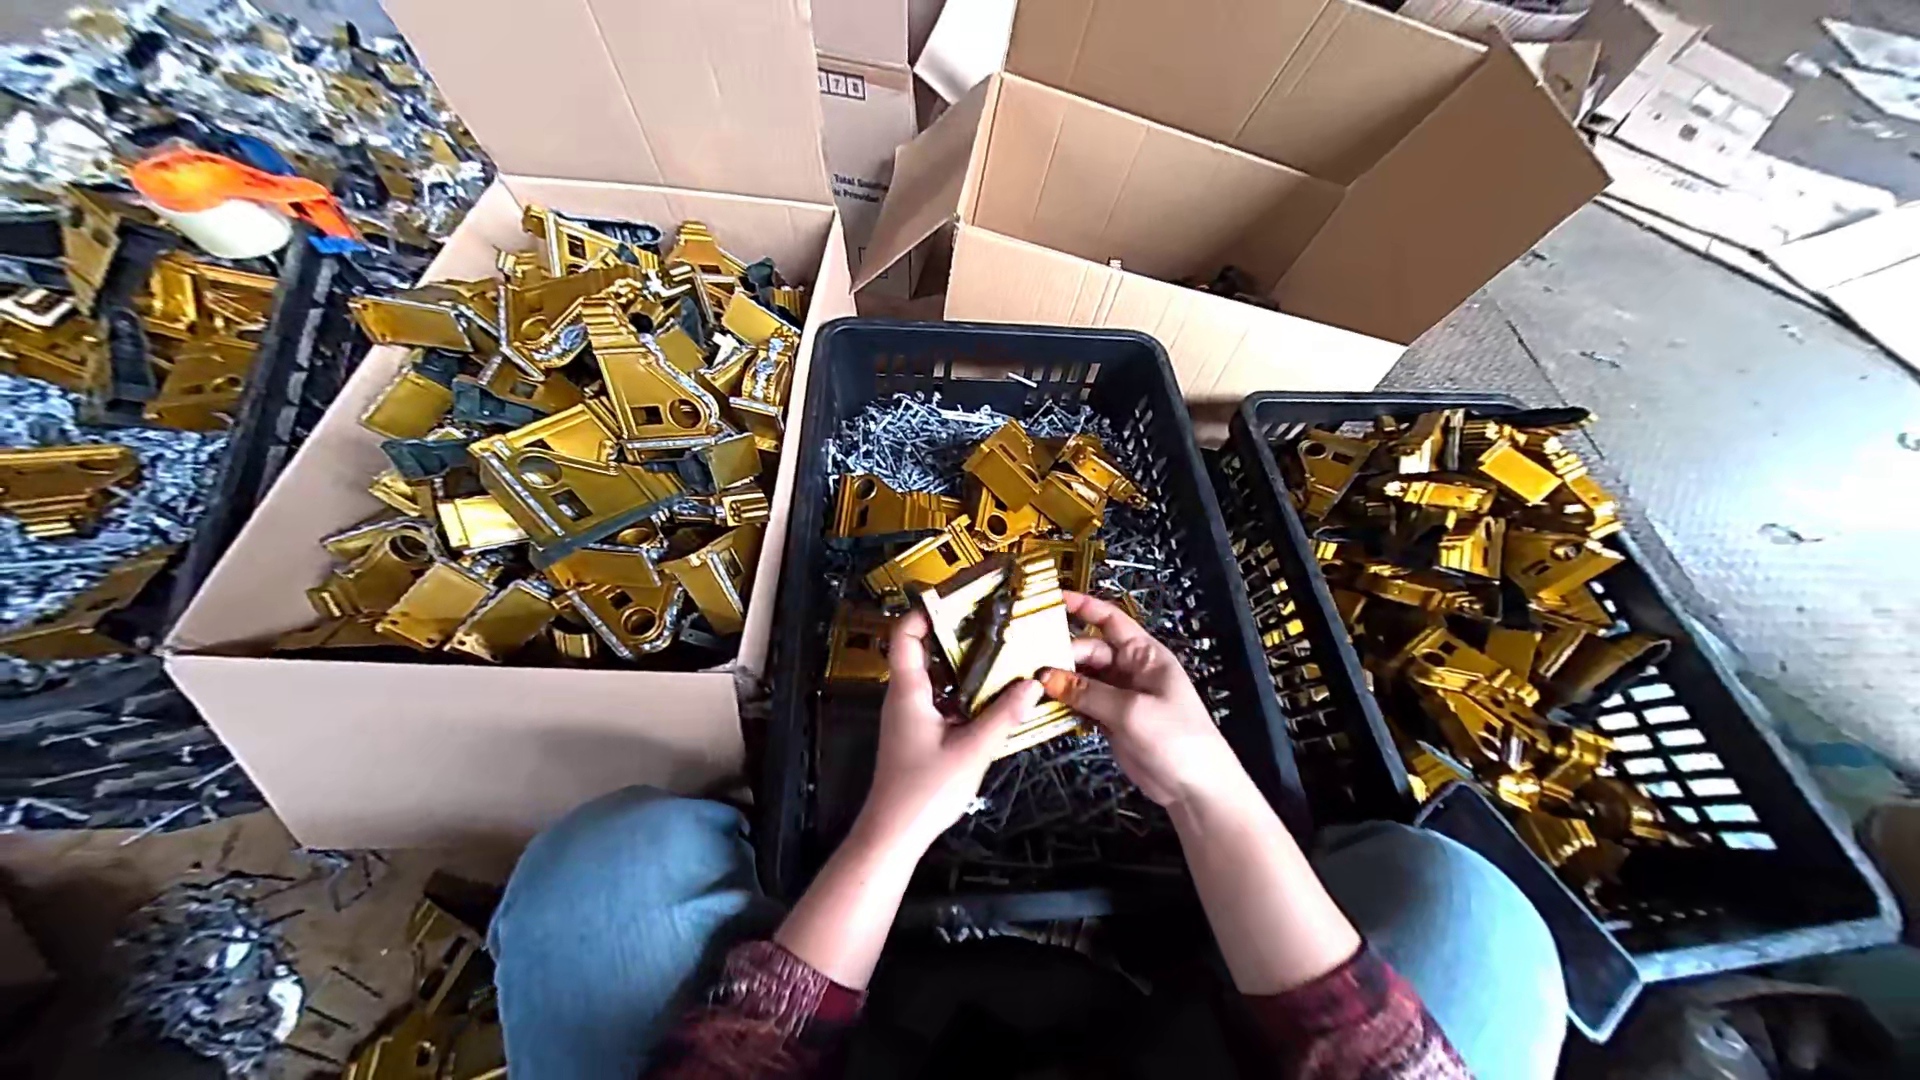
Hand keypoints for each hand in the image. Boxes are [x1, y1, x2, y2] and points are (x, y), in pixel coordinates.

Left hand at [855, 608, 1042, 853]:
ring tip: (996, 650)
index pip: (903, 635)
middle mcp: (905, 696)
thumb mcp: (971, 751)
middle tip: (987, 619)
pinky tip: (991, 694)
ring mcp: (910, 714)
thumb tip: (1032, 685)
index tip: (954, 597)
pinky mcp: (919, 731)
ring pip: (935, 674)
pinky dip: (963, 689)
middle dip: (952, 631)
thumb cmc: (923, 792)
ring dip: (961, 661)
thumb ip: (1003, 717)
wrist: (894, 834)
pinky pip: (941, 697)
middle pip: (922, 649)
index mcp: (908, 691)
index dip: (923, 611)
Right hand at [1038, 591, 1252, 809]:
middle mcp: (1130, 669)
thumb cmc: (1176, 739)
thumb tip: (1046, 676)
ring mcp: (1119, 695)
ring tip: (1031, 685)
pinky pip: (1081, 702)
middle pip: (1088, 651)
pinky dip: (1065, 703)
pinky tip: (1045, 706)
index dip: (1083, 606)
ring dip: (1060, 681)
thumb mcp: (1131, 711)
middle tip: (1031, 665)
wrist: (1196, 789)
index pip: (1110, 619)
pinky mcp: (1110, 718)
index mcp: (1143, 654)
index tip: (1053, 599)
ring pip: (1081, 677)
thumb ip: (1087, 692)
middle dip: (1062, 654)